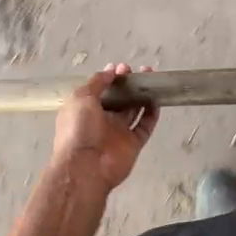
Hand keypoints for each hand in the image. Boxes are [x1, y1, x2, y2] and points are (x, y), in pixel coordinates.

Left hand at [52, 63, 158, 190]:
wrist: (86, 167)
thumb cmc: (79, 129)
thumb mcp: (81, 98)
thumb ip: (97, 83)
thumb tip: (110, 71)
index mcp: (85, 109)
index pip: (100, 90)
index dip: (109, 78)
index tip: (120, 68)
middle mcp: (102, 120)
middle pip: (118, 98)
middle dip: (126, 84)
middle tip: (135, 71)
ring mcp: (118, 132)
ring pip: (133, 109)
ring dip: (141, 94)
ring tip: (149, 78)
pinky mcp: (133, 144)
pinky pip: (145, 126)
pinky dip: (151, 114)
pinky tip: (156, 100)